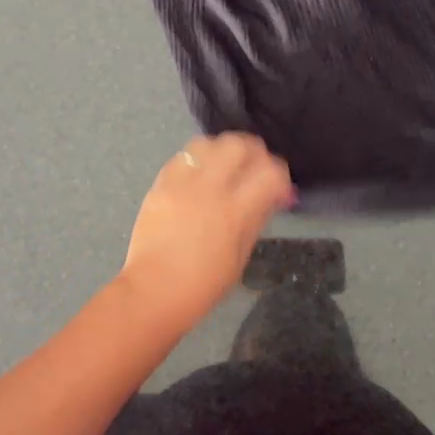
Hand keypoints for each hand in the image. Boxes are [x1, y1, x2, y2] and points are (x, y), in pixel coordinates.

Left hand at [119, 133, 294, 327]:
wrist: (153, 291)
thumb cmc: (202, 285)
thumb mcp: (240, 257)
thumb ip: (255, 219)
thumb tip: (270, 196)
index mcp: (233, 213)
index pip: (269, 174)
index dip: (280, 174)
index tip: (279, 185)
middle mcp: (208, 190)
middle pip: (237, 145)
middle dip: (253, 151)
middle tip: (255, 164)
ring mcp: (180, 184)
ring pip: (206, 143)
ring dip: (221, 149)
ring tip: (225, 165)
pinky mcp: (159, 185)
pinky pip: (181, 157)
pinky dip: (196, 159)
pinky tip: (199, 174)